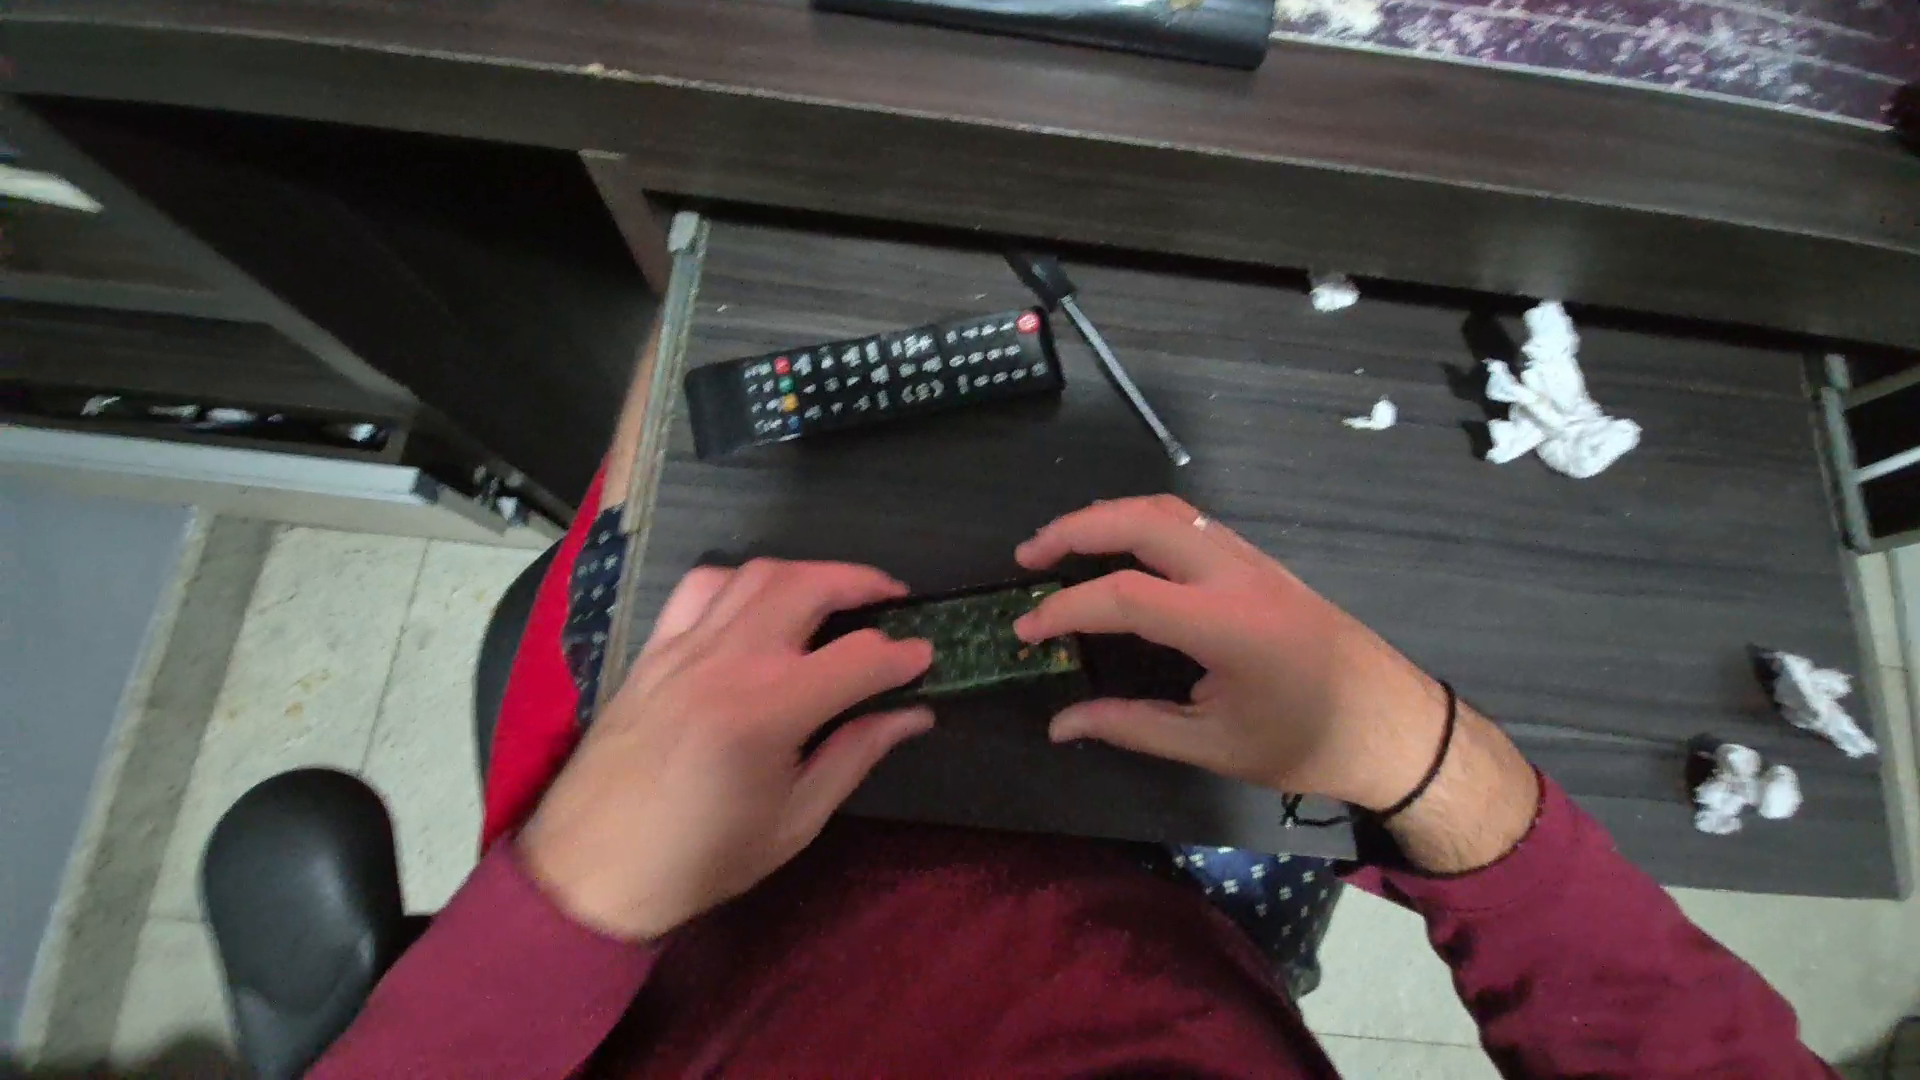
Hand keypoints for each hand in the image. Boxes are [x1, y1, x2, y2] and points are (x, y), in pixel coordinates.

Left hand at [518, 559, 933, 940]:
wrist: (588, 872)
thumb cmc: (701, 858)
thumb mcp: (795, 820)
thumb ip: (856, 754)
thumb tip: (914, 714)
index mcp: (768, 712)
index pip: (859, 658)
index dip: (904, 655)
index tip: (927, 659)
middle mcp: (729, 661)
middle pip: (809, 586)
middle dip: (863, 582)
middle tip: (893, 598)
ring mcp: (687, 647)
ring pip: (758, 573)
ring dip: (809, 572)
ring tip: (836, 593)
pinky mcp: (656, 648)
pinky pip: (702, 587)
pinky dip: (743, 581)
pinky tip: (760, 602)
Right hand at [1012, 495, 1448, 811]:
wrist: (1398, 726)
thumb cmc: (1308, 744)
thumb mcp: (1214, 746)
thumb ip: (1130, 726)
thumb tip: (1059, 725)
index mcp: (1226, 623)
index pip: (1124, 595)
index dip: (1063, 609)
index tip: (1025, 632)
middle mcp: (1235, 573)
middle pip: (1140, 520)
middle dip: (1074, 529)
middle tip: (1027, 556)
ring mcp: (1249, 558)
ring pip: (1165, 509)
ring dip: (1106, 517)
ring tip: (1061, 544)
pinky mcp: (1256, 560)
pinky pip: (1187, 521)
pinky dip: (1138, 523)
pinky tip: (1117, 549)